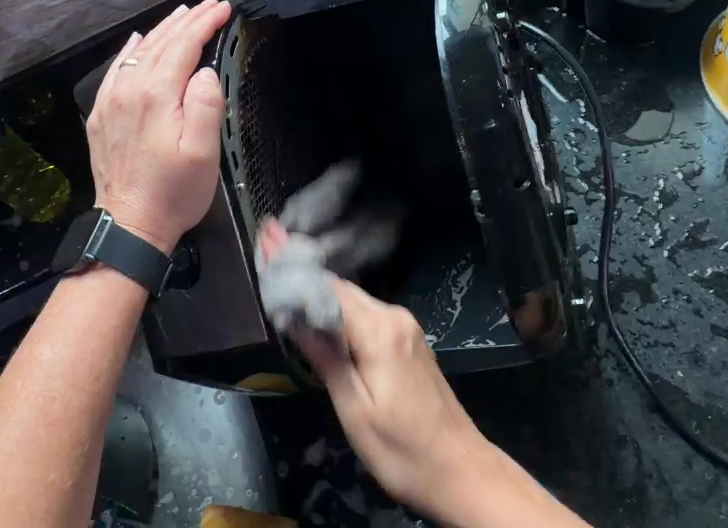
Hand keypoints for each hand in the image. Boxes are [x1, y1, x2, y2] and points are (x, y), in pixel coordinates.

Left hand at [85, 0, 231, 252]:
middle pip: (161, 43)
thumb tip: (204, 70)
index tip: (224, 9)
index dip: (205, 24)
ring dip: (163, 29)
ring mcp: (111, 101)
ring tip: (183, 13)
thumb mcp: (202, 153)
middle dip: (188, 20)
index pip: (184, 45)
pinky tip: (139, 41)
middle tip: (210, 5)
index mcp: (157, 95)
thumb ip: (205, 105)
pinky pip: (116, 70)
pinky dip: (131, 50)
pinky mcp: (100, 115)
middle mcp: (130, 90)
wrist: (129, 226)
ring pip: (139, 52)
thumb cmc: (174, 192)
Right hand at [292, 278, 496, 521]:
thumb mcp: (355, 409)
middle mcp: (395, 317)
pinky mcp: (409, 340)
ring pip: (354, 301)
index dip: (294, 272)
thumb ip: (324, 358)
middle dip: (305, 280)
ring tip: (287, 291)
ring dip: (321, 297)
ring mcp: (406, 327)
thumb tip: (292, 318)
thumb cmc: (403, 450)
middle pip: (341, 288)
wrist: (462, 473)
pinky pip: (368, 315)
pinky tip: (321, 318)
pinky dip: (342, 312)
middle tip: (269, 266)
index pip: (328, 287)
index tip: (265, 253)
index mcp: (379, 330)